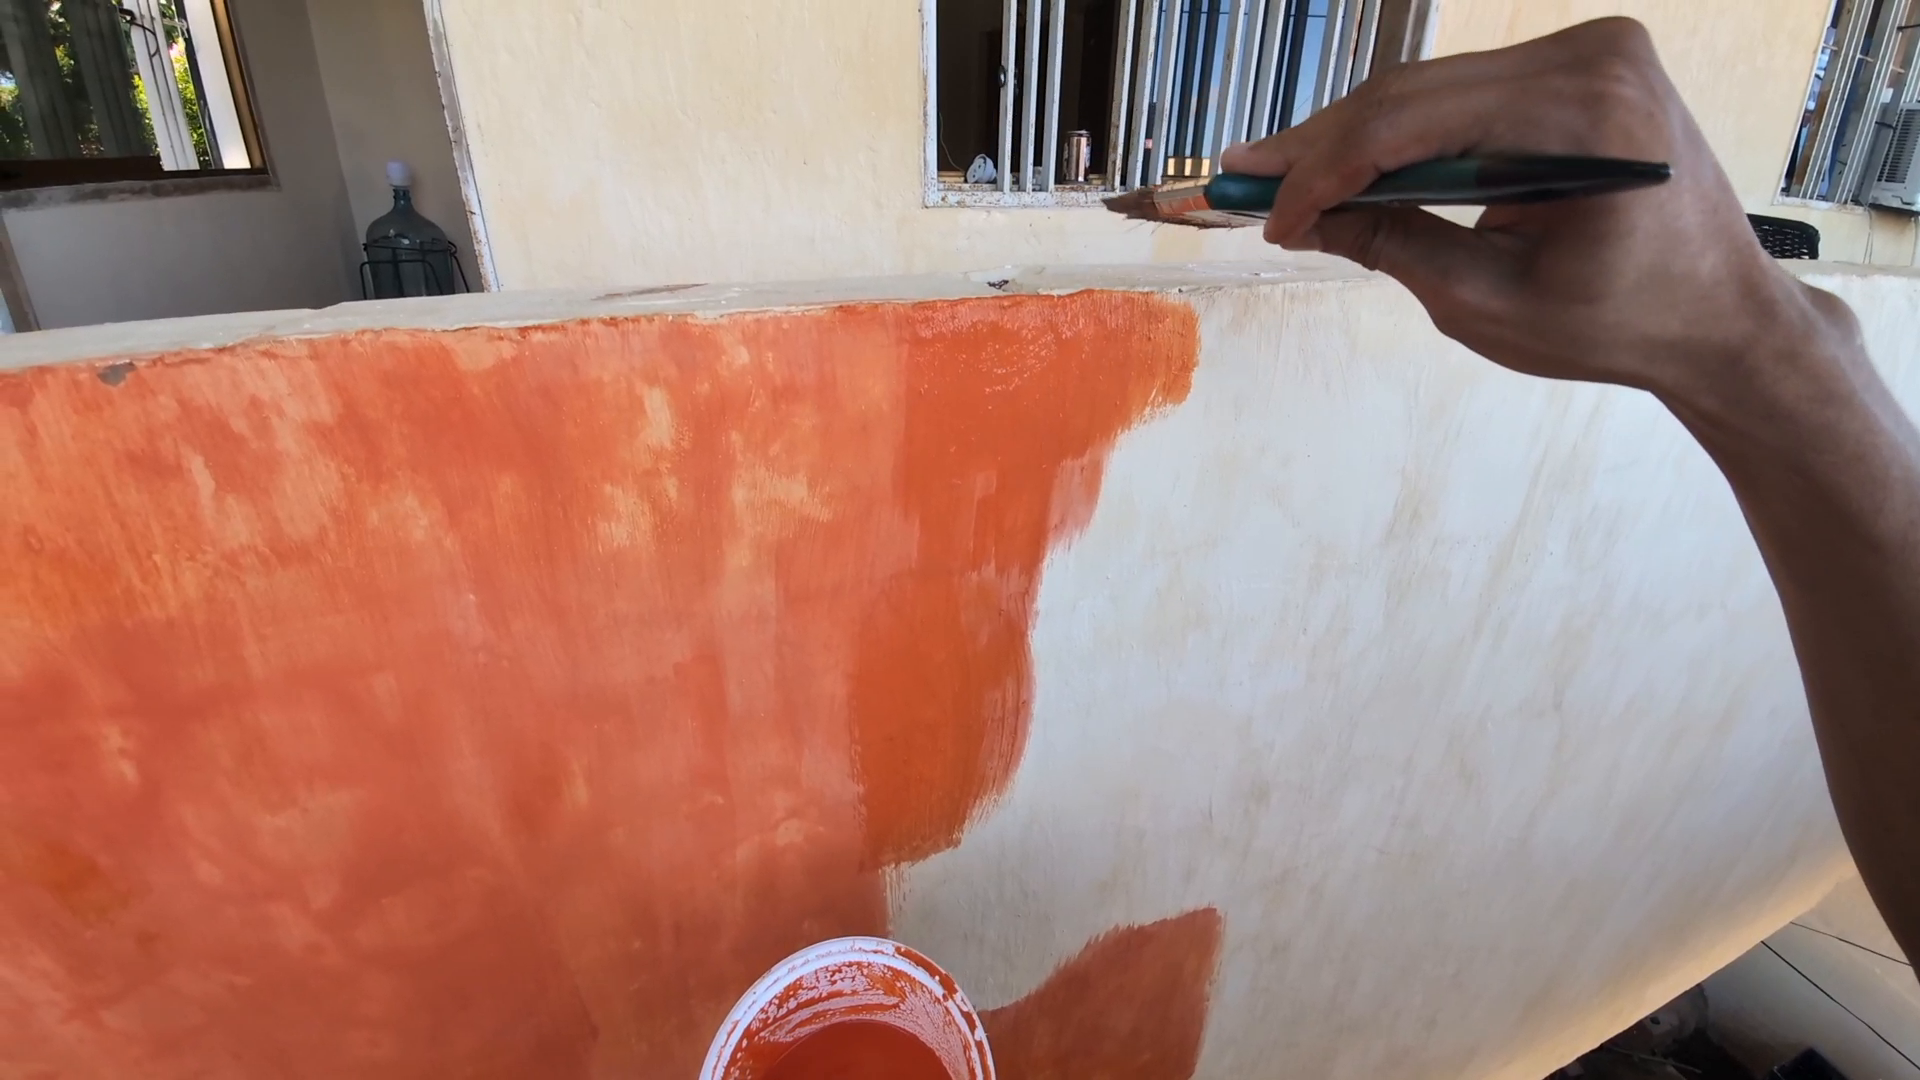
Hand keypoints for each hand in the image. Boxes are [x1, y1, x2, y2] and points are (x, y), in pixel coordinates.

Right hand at [1219, 17, 1838, 401]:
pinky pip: (1448, 104)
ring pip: (1416, 94)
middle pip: (1403, 95)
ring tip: (1269, 177)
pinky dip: (1385, 143)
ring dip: (1338, 143)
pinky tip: (1334, 169)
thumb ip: (1390, 245)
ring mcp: (1580, 58)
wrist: (1713, 314)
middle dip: (1313, 148)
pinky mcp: (1565, 79)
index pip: (1404, 125)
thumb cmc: (1610, 321)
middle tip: (1237, 179)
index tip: (1268, 224)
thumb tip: (1305, 221)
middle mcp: (1584, 55)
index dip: (1319, 176)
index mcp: (1579, 110)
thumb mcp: (1480, 298)